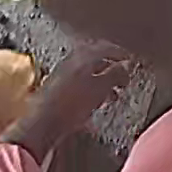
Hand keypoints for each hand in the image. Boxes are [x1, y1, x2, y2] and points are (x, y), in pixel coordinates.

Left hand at [0, 40, 137, 161]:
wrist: (42, 125)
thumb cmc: (70, 105)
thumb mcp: (101, 88)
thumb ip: (116, 75)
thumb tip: (126, 67)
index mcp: (82, 56)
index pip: (106, 47)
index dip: (120, 54)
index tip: (130, 60)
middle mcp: (71, 62)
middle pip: (96, 58)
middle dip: (111, 66)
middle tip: (123, 75)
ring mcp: (62, 75)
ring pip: (88, 72)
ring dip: (102, 79)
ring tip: (114, 92)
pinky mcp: (57, 90)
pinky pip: (80, 84)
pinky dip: (92, 88)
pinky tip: (97, 101)